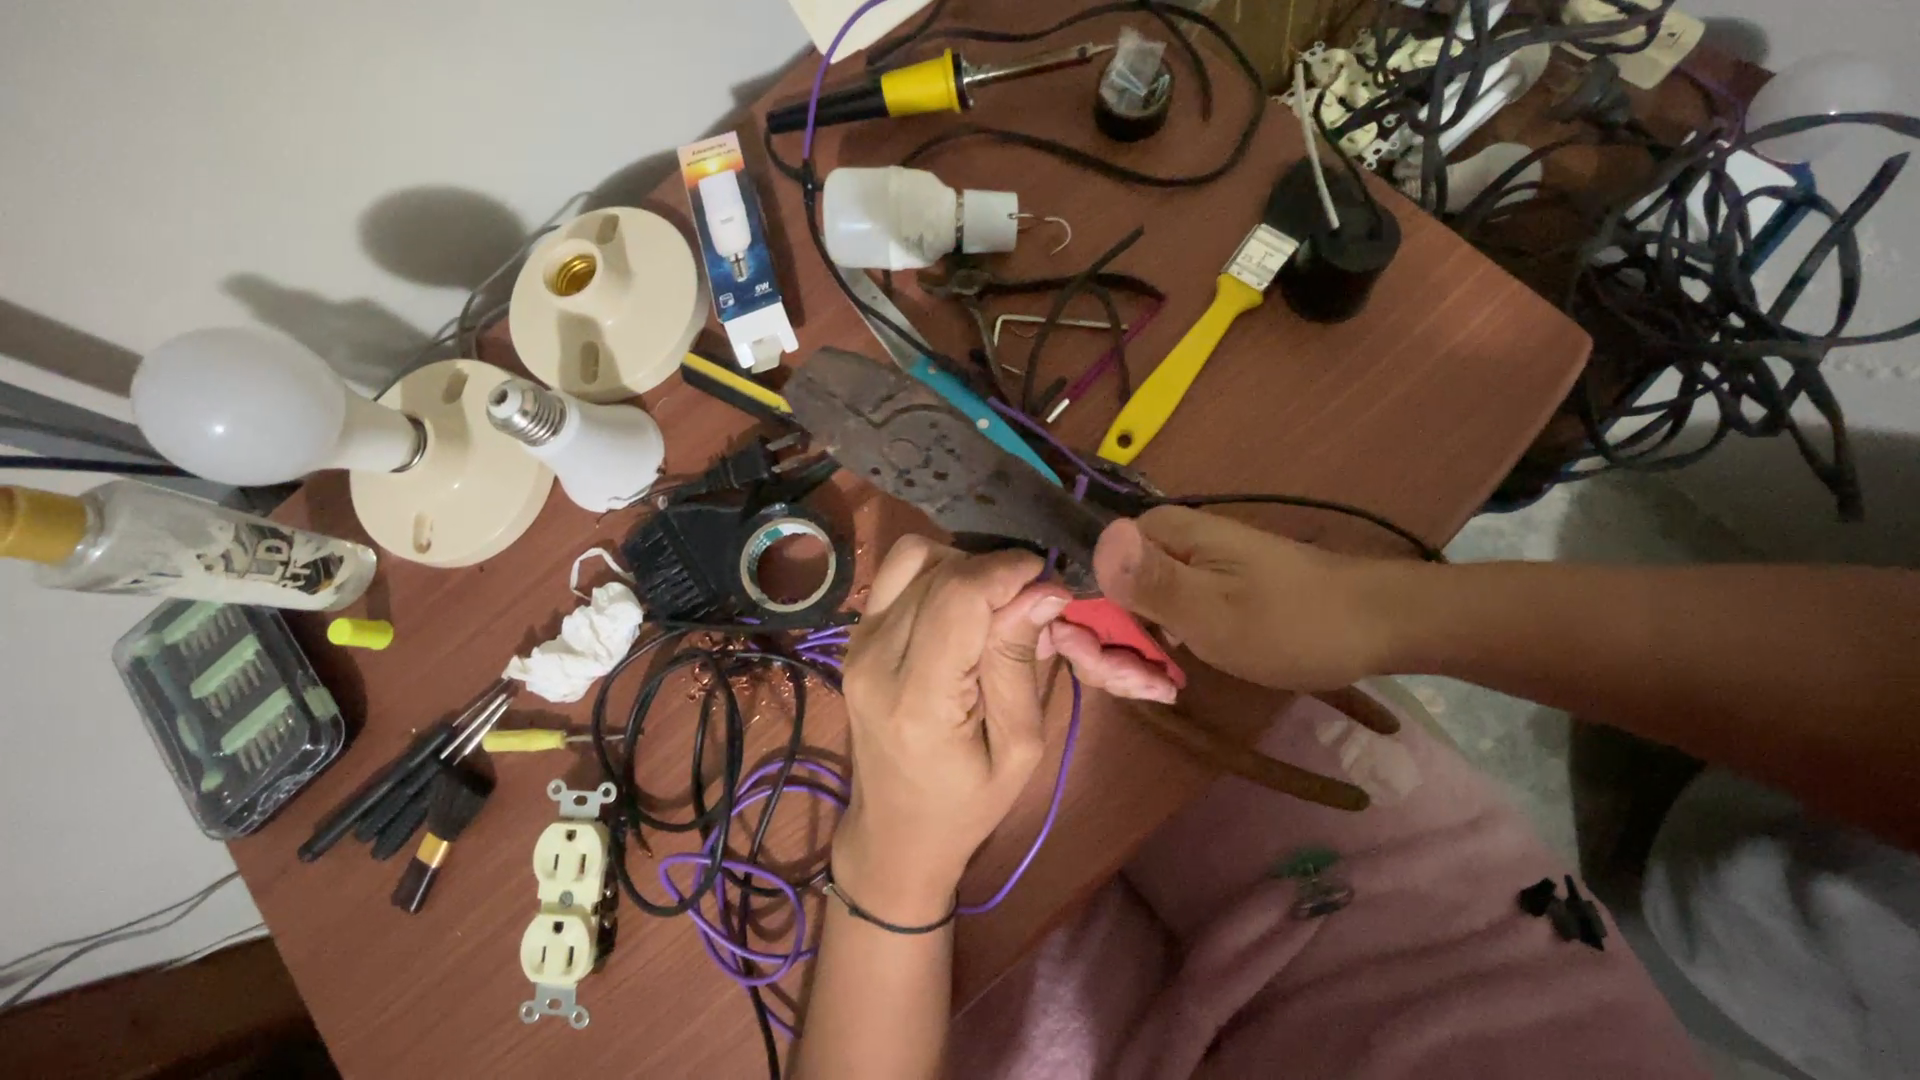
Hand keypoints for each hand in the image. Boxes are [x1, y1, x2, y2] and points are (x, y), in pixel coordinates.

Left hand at [836, 537, 1070, 922]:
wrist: (895, 832)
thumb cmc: (967, 804)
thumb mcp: (1019, 748)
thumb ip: (1019, 661)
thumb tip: (1045, 589)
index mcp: (917, 700)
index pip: (959, 597)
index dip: (1007, 570)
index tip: (1047, 578)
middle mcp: (875, 661)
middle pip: (938, 570)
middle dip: (993, 569)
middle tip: (1030, 599)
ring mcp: (856, 646)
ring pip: (914, 560)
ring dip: (963, 567)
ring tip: (995, 604)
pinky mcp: (854, 639)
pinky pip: (898, 576)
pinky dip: (938, 575)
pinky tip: (963, 610)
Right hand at [1051, 505, 1403, 694]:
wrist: (1375, 625)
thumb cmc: (1292, 622)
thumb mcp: (1215, 611)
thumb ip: (1150, 581)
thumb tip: (1097, 539)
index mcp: (1159, 534)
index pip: (1084, 573)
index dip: (1085, 625)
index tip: (1114, 670)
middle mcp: (1161, 542)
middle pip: (1102, 596)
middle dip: (1112, 647)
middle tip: (1150, 687)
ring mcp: (1181, 566)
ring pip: (1126, 612)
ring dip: (1134, 655)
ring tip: (1163, 687)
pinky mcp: (1199, 587)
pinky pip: (1155, 617)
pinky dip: (1156, 649)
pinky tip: (1169, 678)